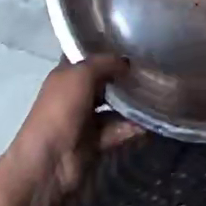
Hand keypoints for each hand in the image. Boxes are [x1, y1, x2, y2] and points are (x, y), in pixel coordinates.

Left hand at [4, 56, 140, 195]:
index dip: (106, 50)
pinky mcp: (94, 142)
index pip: (88, 57)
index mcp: (66, 74)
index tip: (132, 43)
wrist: (49, 162)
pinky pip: (116, 129)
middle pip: (103, 80)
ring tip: (156, 92)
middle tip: (150, 68)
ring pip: (112, 106)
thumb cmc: (61, 108)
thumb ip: (104, 63)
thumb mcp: (81, 75)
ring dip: (130, 101)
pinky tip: (149, 121)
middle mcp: (75, 93)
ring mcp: (84, 119)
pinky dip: (131, 126)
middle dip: (123, 75)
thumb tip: (127, 62)